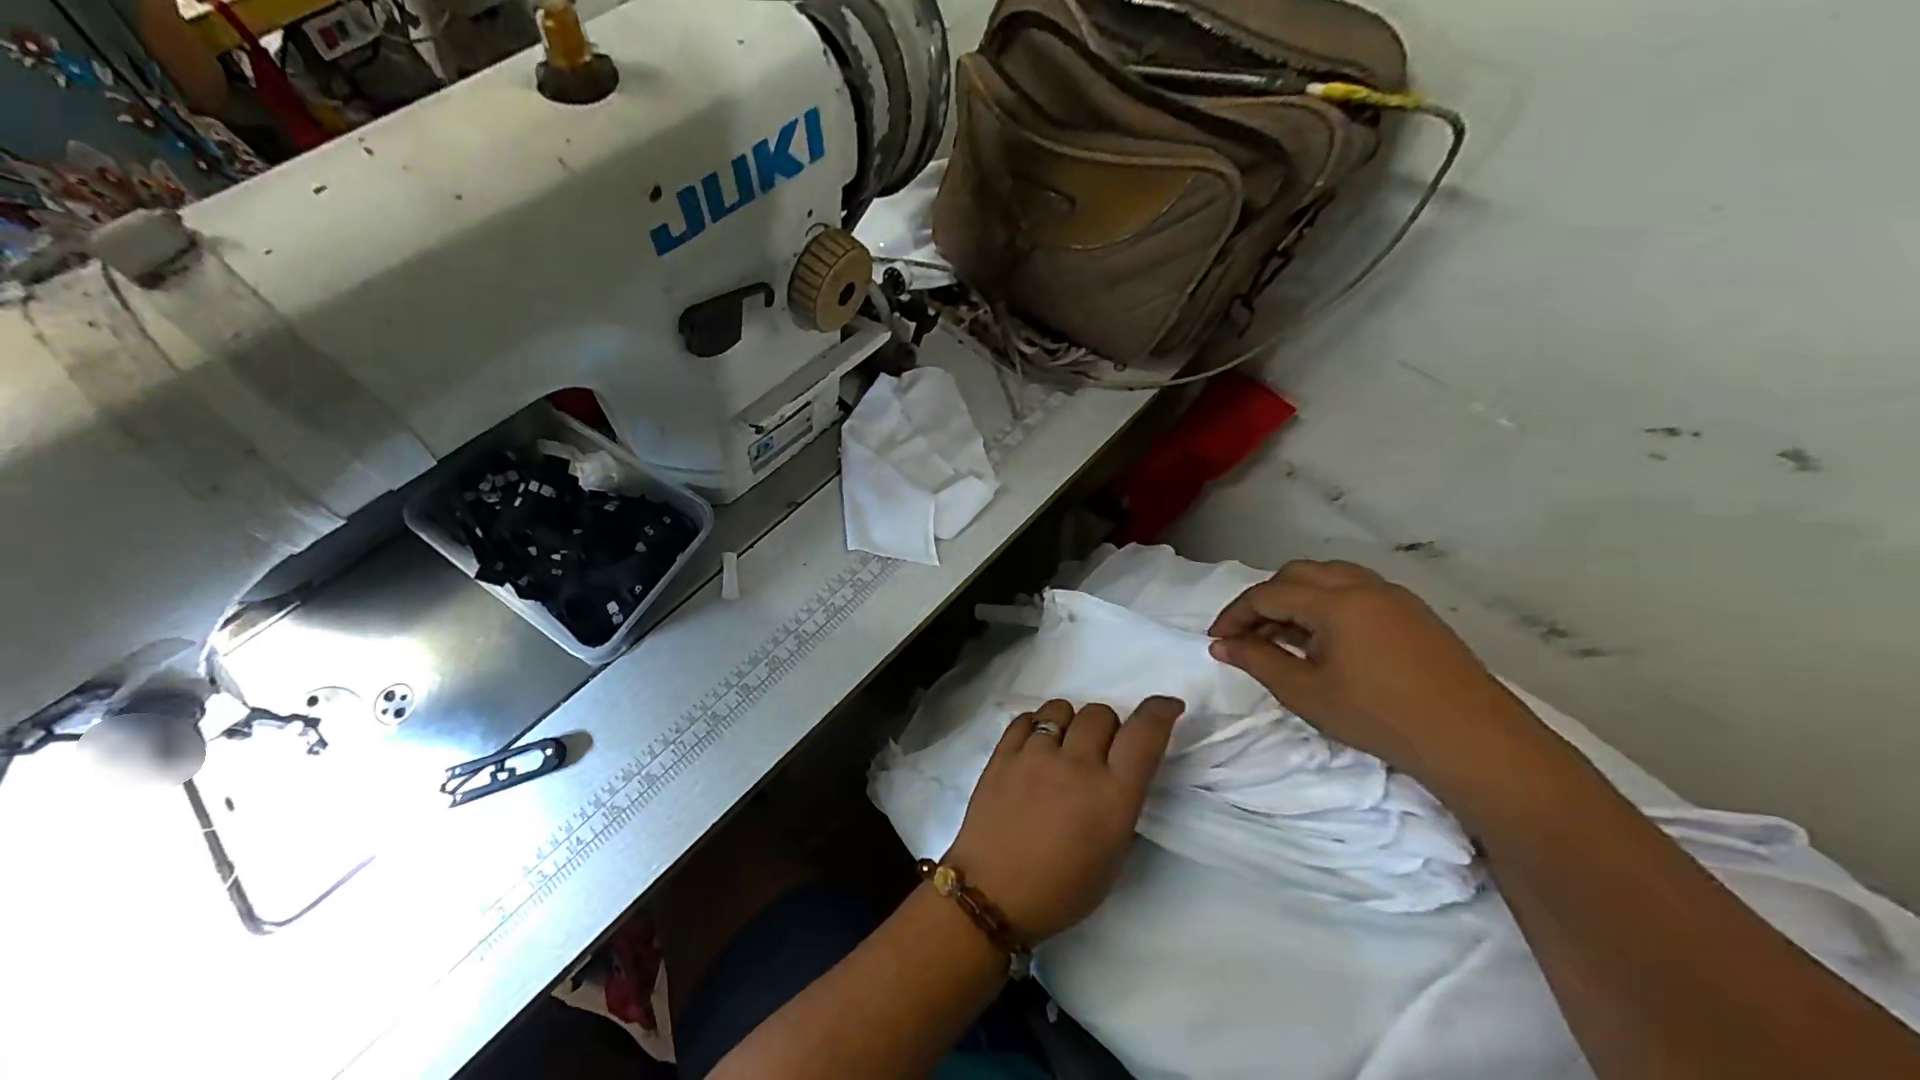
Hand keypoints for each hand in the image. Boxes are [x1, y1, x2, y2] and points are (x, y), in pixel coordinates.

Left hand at [943, 697, 1183, 942]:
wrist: (992, 895)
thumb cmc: (1062, 890)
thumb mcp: (1113, 855)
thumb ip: (1121, 805)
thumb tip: (1120, 775)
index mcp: (1112, 794)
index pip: (1144, 733)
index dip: (1159, 712)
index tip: (1167, 707)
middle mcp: (1077, 764)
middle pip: (1101, 713)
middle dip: (1108, 727)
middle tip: (1100, 753)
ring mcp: (1035, 755)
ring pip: (1061, 709)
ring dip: (1071, 723)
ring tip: (1063, 747)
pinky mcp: (1002, 754)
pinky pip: (1026, 718)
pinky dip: (1037, 726)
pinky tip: (1035, 748)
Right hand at [1207, 560, 1559, 797]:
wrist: (1472, 740)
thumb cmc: (1378, 717)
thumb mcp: (1305, 693)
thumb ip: (1257, 661)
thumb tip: (1221, 645)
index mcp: (1334, 600)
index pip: (1267, 594)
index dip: (1235, 615)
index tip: (1216, 641)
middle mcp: (1363, 585)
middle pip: (1297, 574)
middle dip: (1265, 600)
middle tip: (1249, 637)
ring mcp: (1394, 596)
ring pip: (1330, 577)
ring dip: (1298, 598)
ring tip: (1285, 637)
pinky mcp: (1414, 613)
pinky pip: (1357, 591)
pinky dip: (1328, 604)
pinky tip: (1327, 641)